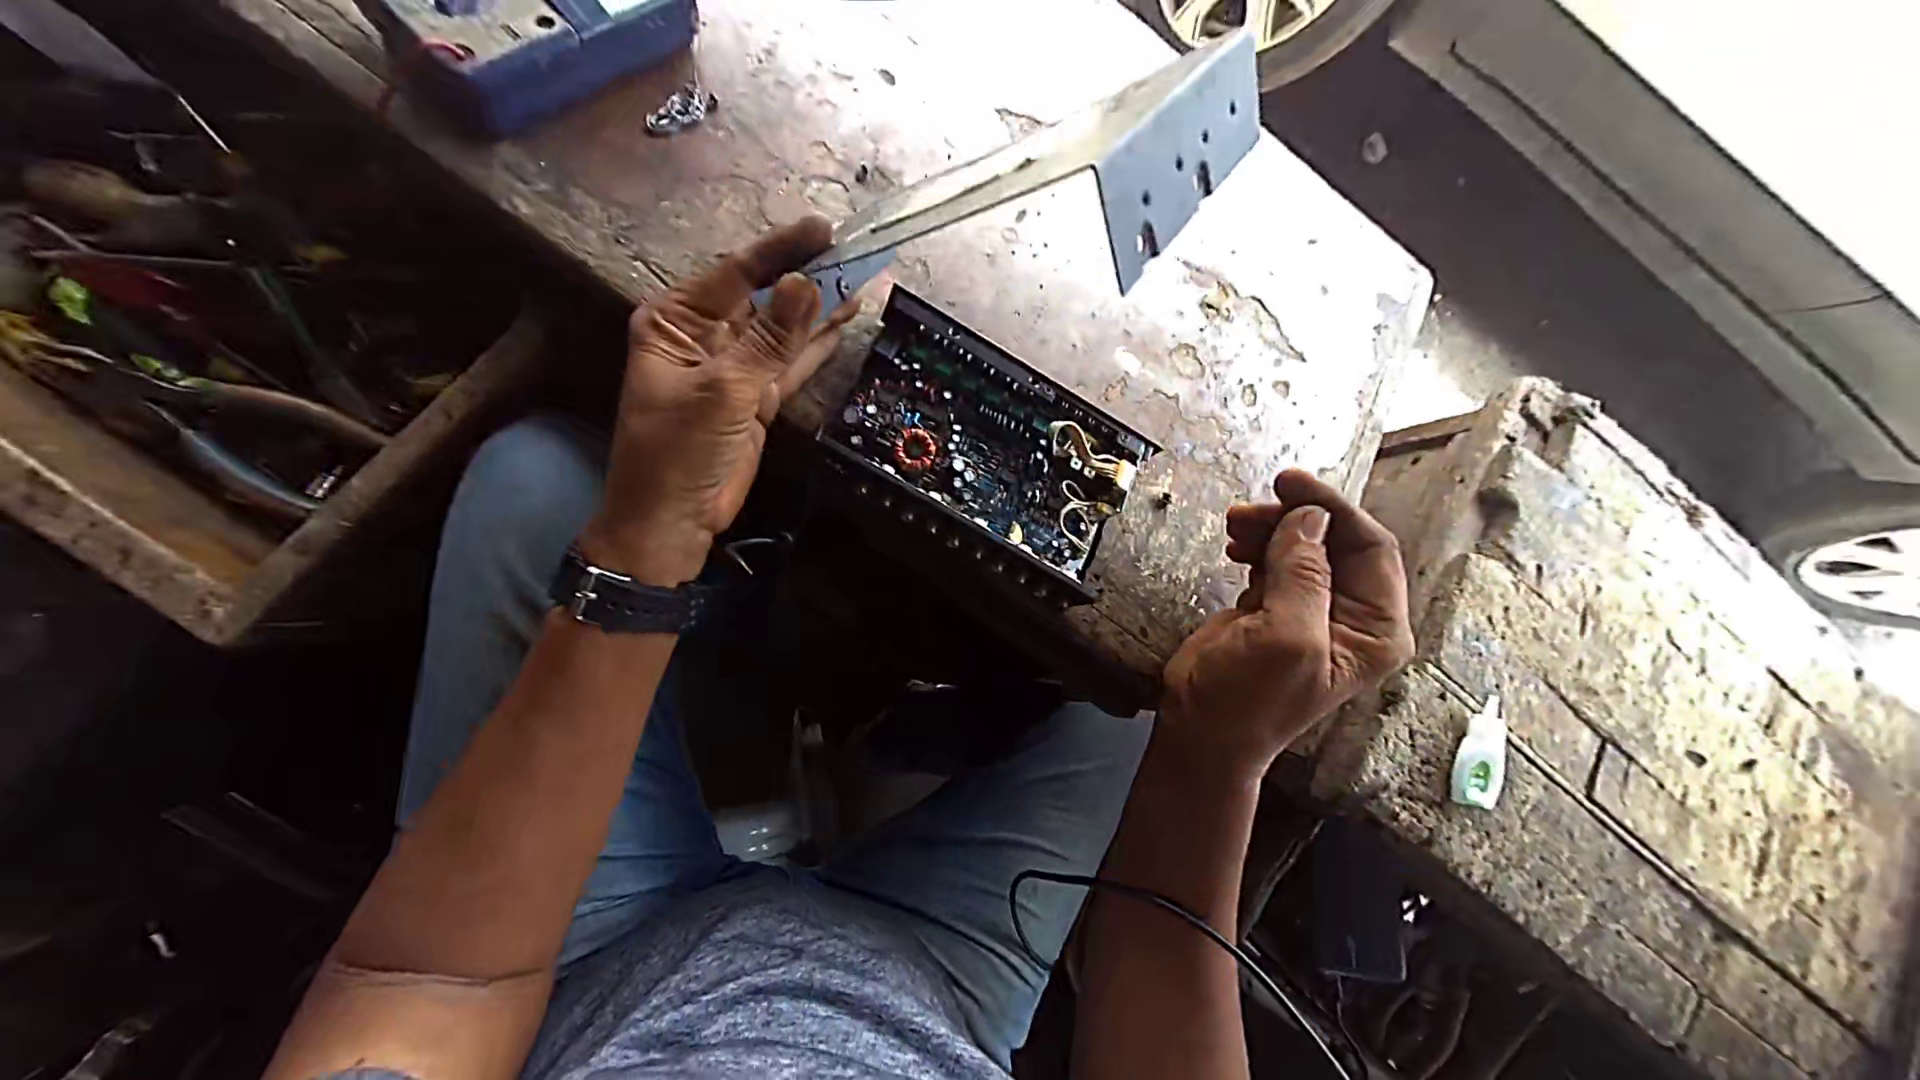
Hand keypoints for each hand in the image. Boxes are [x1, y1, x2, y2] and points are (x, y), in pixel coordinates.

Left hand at [580, 217, 857, 584]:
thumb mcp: (723, 391)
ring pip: (784, 331)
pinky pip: (791, 364)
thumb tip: (806, 285)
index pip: (735, 273)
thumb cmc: (678, 452)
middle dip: (808, 279)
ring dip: (820, 311)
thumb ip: (769, 340)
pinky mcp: (756, 397)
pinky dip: (817, 347)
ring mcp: (734, 368)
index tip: (824, 231)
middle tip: (856, 254)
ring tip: (862, 281)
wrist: (673, 519)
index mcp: (676, 321)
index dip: (782, 252)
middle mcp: (705, 336)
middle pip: (764, 299)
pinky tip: (843, 321)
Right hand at [1159, 469, 1414, 779]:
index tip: (1291, 482)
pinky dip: (1255, 545)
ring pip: (1300, 547)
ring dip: (1269, 528)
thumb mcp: (1286, 638)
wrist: (1201, 730)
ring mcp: (1309, 610)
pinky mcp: (1272, 608)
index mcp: (1374, 628)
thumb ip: (1303, 575)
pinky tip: (1235, 546)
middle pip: (1333, 543)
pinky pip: (1273, 561)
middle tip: (1250, 509)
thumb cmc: (1248, 700)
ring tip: (1234, 526)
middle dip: (1294, 519)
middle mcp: (1349, 616)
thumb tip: (1310, 516)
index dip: (1333, 510)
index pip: (1370, 548)